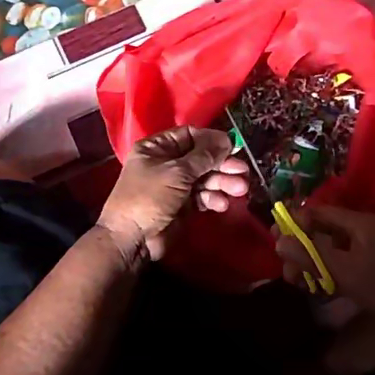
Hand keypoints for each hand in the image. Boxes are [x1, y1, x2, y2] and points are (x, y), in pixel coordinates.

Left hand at [97, 126, 249, 261]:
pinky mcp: (183, 205)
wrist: (132, 239)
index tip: (231, 146)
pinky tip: (221, 204)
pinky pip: (203, 196)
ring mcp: (175, 185)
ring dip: (222, 182)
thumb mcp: (176, 173)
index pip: (189, 136)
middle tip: (242, 170)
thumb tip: (225, 139)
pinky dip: (213, 198)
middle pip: (200, 157)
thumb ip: (203, 156)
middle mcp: (166, 163)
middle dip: (221, 164)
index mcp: (157, 148)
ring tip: (239, 189)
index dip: (211, 140)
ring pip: (204, 177)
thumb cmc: (149, 197)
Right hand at [274, 205, 374, 332]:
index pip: (319, 212)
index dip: (295, 222)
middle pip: (321, 231)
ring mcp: (368, 249)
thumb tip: (278, 240)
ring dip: (309, 263)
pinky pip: (339, 262)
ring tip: (296, 282)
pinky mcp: (370, 267)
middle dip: (300, 248)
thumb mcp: (344, 271)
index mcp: (360, 223)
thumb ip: (310, 255)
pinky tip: (314, 287)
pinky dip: (324, 272)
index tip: (275, 237)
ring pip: (328, 249)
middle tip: (285, 268)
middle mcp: (363, 231)